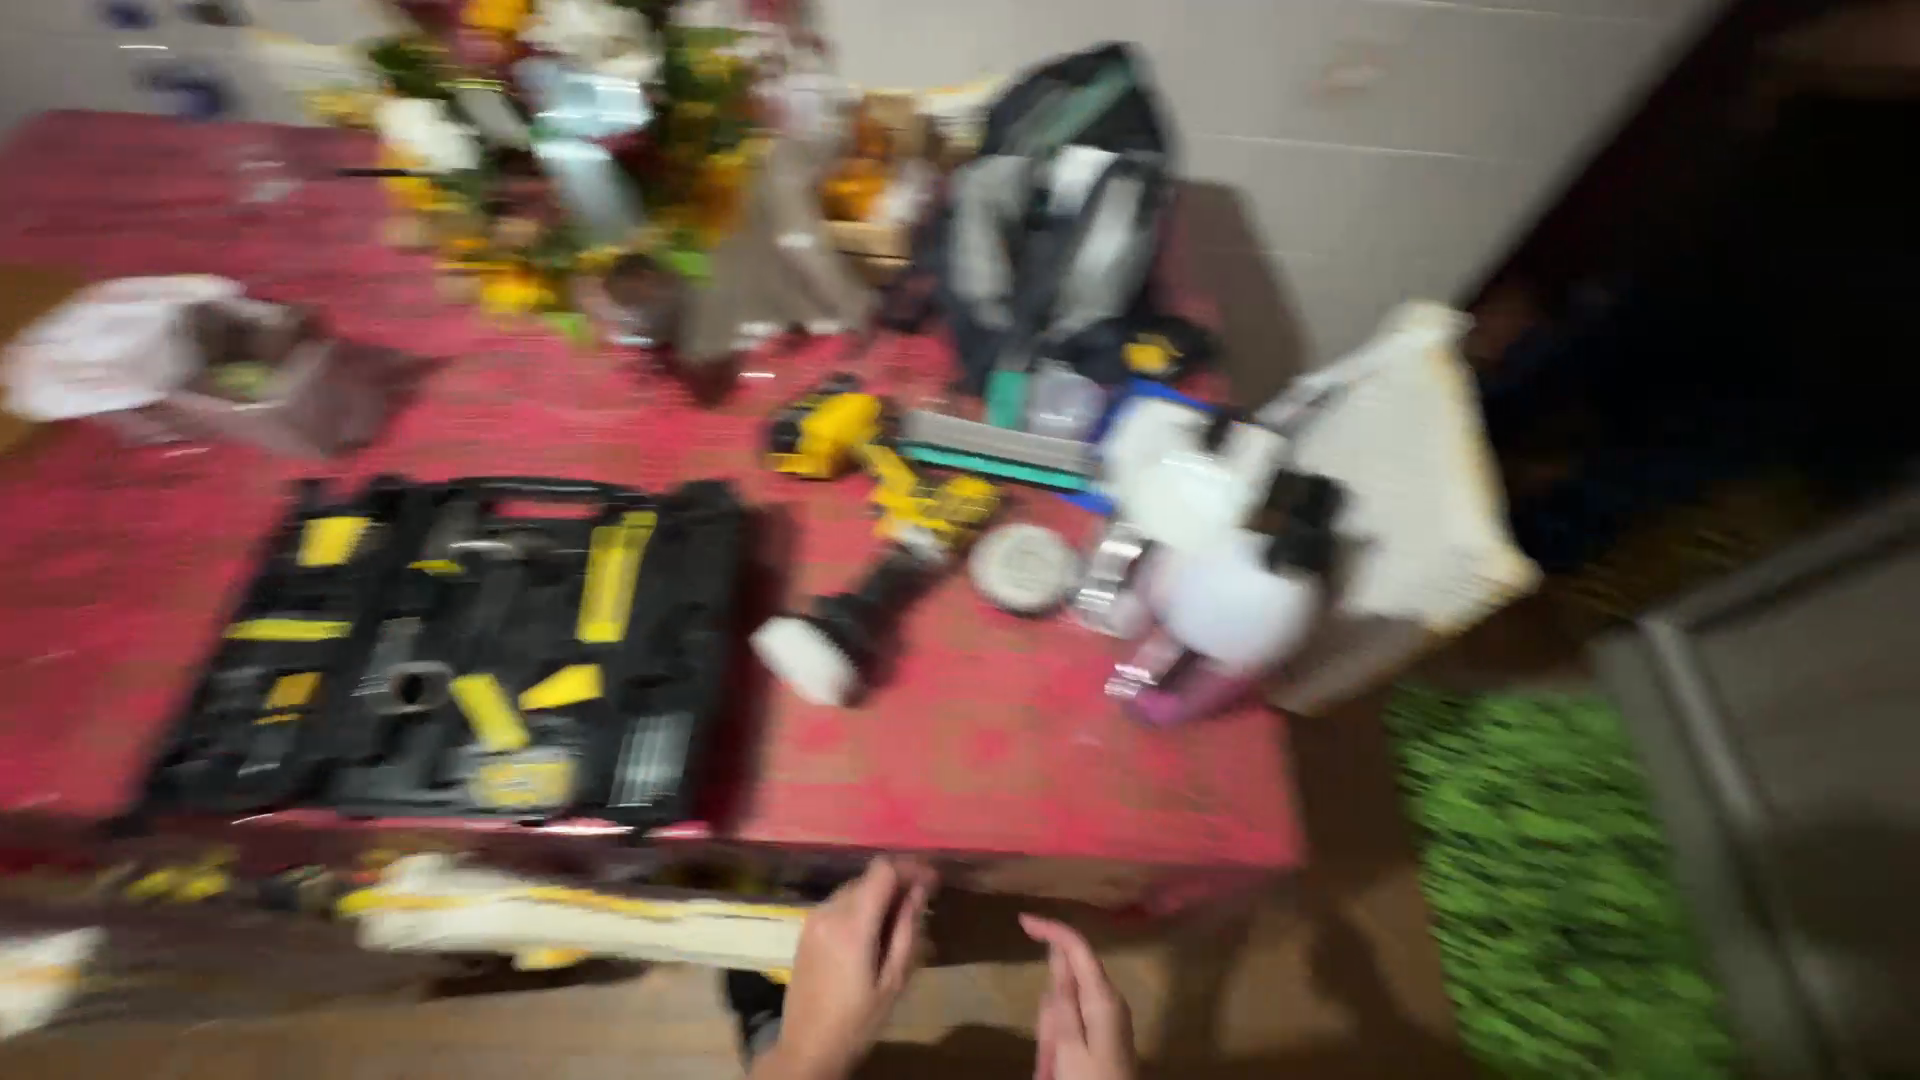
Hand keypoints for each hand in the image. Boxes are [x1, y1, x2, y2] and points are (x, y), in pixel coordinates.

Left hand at [771, 857, 935, 1079]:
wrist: (805, 1050)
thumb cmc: (856, 1022)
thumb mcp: (892, 982)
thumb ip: (907, 931)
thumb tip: (919, 891)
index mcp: (852, 923)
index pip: (884, 870)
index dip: (911, 868)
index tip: (932, 881)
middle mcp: (829, 910)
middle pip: (870, 877)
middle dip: (898, 882)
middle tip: (922, 902)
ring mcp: (814, 917)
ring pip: (855, 887)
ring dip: (880, 894)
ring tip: (900, 920)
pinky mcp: (806, 928)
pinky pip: (840, 902)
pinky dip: (861, 905)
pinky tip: (873, 930)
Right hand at [1021, 914, 1135, 1079]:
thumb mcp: (1068, 1046)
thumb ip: (1062, 998)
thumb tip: (1058, 955)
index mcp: (1102, 996)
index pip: (1077, 946)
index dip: (1051, 928)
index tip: (1022, 921)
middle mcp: (1108, 1000)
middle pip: (1066, 982)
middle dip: (1049, 1011)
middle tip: (1050, 1054)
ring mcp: (1107, 1019)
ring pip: (1065, 1008)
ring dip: (1052, 1035)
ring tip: (1054, 1071)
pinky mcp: (1103, 1036)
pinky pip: (1071, 1029)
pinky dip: (1058, 1047)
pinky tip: (1056, 1073)